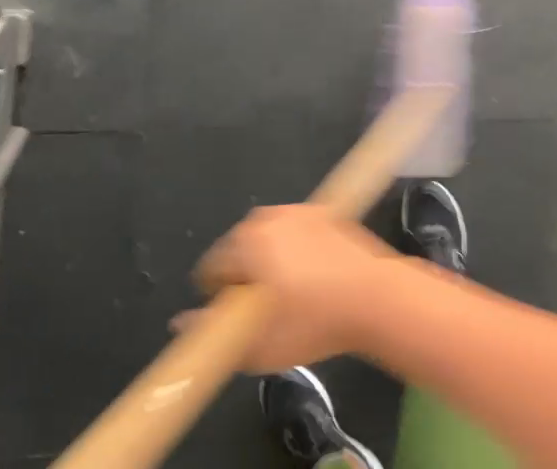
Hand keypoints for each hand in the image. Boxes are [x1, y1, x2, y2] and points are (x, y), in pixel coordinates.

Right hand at [179, 204, 403, 372]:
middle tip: (264, 309)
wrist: (376, 297)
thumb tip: (181, 323)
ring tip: (291, 294)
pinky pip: (296, 233)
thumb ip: (210, 333)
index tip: (237, 318)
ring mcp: (298, 211)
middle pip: (239, 250)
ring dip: (271, 261)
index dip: (219, 298)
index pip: (211, 269)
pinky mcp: (325, 213)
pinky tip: (314, 277)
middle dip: (245, 276)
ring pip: (268, 240)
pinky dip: (297, 250)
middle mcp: (265, 219)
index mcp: (243, 244)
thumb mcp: (256, 345)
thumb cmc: (313, 322)